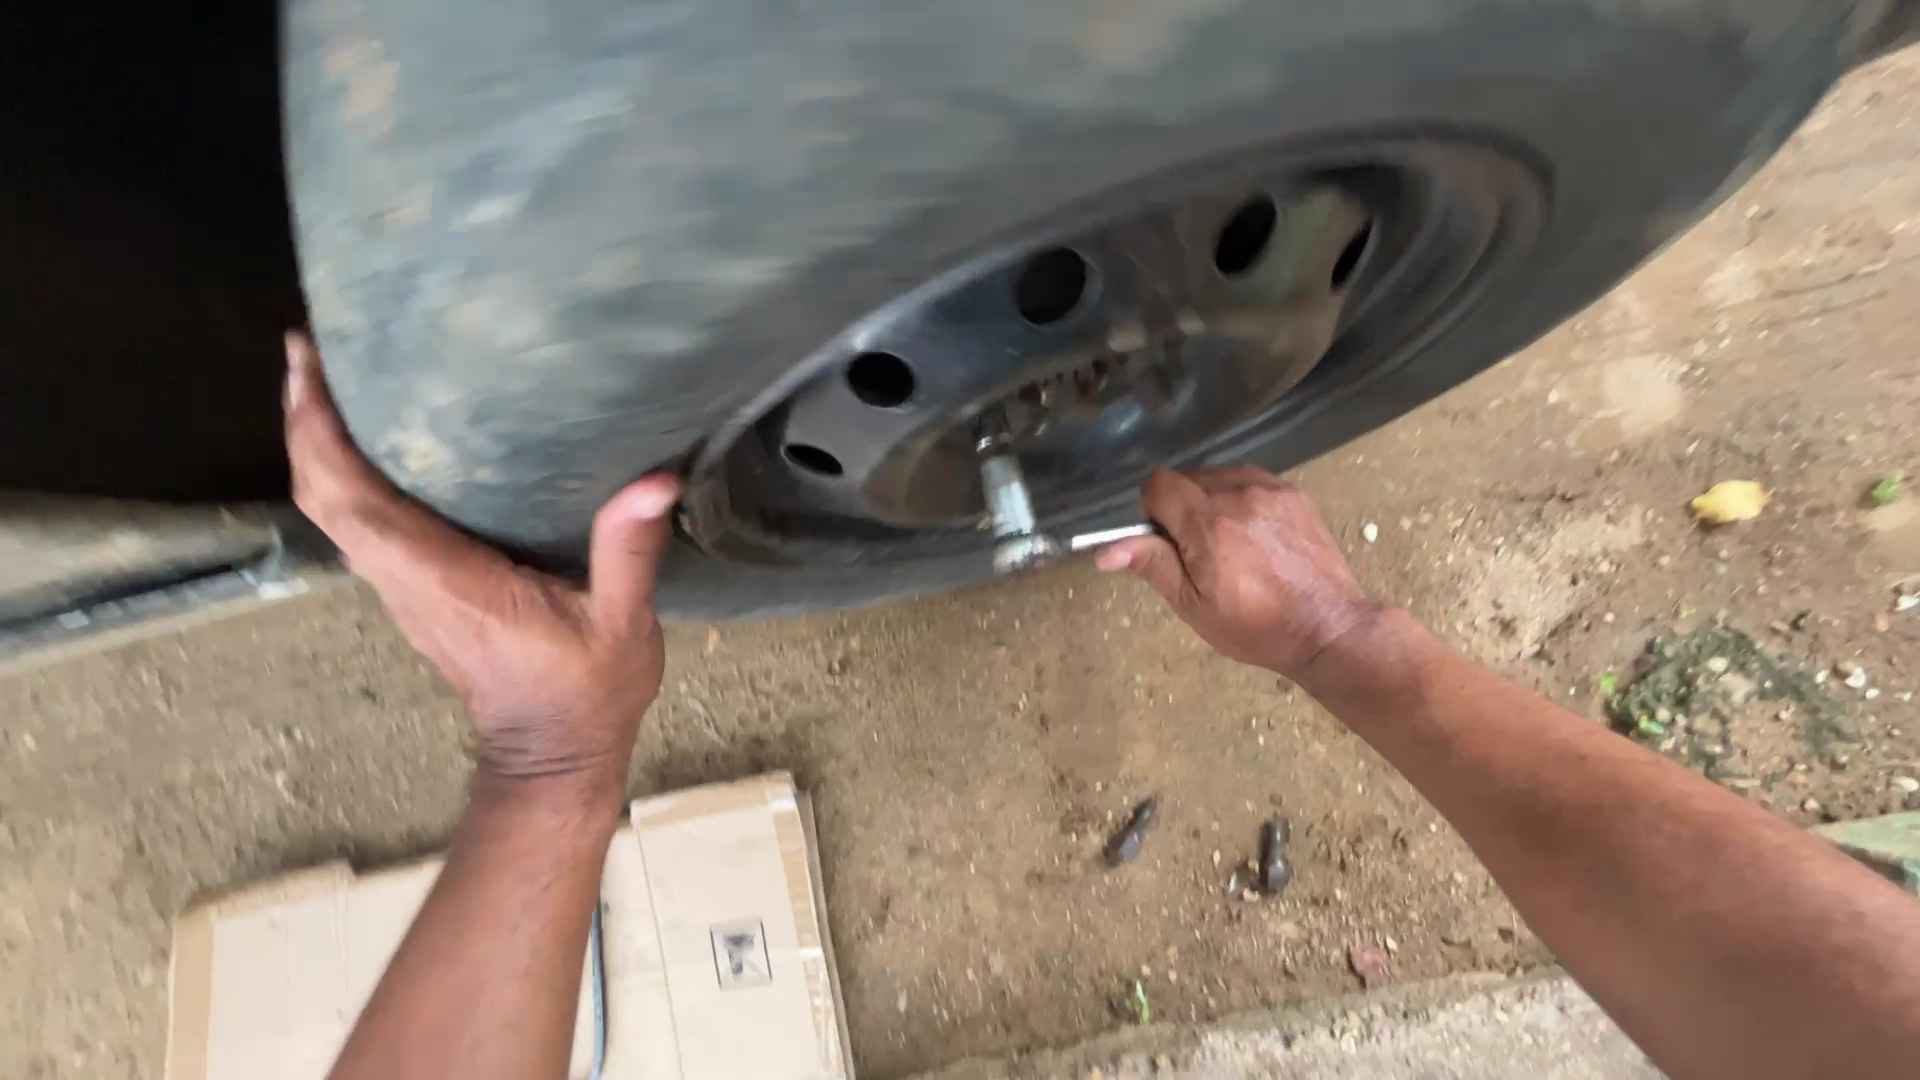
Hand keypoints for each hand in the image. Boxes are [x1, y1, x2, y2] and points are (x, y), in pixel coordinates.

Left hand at [283, 332, 679, 801]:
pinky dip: (354, 479)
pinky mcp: (422, 596)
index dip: (318, 432)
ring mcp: (409, 593)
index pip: (355, 504)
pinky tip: (390, 448)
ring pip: (339, 513)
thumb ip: (628, 552)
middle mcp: (411, 584)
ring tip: (344, 383)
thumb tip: (654, 479)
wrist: (555, 751)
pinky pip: (366, 528)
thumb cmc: (589, 692)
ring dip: (324, 447)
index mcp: (449, 583)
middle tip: (318, 352)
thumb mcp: (622, 623)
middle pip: (328, 498)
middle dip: (308, 422)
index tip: (308, 364)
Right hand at [1095, 467, 1380, 678]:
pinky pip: (1248, 478)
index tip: (1166, 541)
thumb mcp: (1193, 605)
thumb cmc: (1254, 627)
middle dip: (1180, 507)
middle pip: (1186, 478)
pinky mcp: (1292, 492)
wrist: (1327, 627)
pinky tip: (1251, 533)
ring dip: (1208, 500)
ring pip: (1216, 475)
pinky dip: (1238, 497)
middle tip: (1197, 551)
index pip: (1157, 483)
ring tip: (1226, 542)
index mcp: (1208, 524)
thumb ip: (1152, 565)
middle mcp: (1238, 494)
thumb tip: (1104, 550)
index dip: (1151, 510)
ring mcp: (1269, 489)